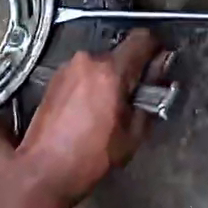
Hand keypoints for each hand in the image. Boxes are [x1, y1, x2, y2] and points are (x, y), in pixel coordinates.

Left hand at [16, 30, 166, 207]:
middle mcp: (86, 61)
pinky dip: (92, 85)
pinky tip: (92, 111)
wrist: (46, 167)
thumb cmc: (90, 155)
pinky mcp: (54, 79)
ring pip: (100, 65)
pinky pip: (83, 74)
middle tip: (137, 99)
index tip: (161, 62)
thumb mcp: (133, 132)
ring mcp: (67, 68)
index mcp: (109, 71)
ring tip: (111, 111)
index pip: (141, 40)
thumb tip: (159, 74)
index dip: (156, 49)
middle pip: (120, 55)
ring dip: (110, 80)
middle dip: (131, 73)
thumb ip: (150, 97)